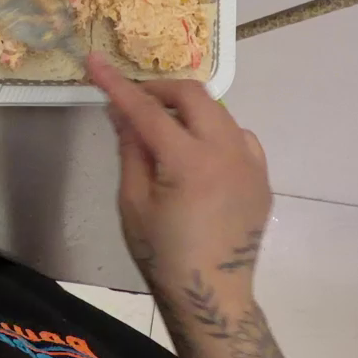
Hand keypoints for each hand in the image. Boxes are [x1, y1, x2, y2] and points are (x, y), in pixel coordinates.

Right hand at [87, 54, 272, 294]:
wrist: (212, 297)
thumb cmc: (162, 253)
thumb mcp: (133, 201)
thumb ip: (131, 149)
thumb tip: (121, 110)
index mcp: (190, 162)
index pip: (147, 109)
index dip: (117, 83)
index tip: (95, 60)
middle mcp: (227, 152)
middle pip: (194, 94)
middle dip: (159, 88)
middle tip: (134, 100)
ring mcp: (251, 164)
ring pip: (219, 111)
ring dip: (187, 109)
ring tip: (163, 130)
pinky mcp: (262, 177)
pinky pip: (238, 135)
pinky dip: (213, 131)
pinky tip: (197, 152)